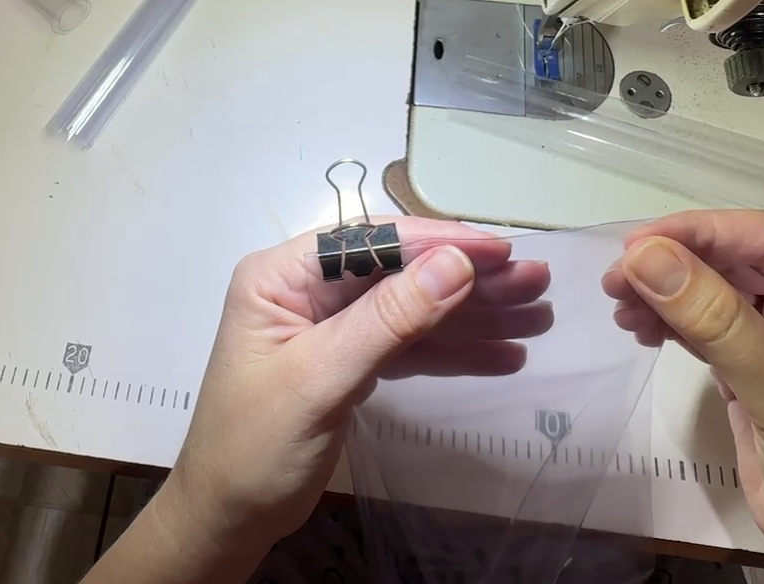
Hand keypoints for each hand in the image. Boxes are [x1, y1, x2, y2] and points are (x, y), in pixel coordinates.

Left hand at [90, 219, 551, 583]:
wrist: (226, 520)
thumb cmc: (255, 445)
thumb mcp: (321, 378)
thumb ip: (388, 319)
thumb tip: (455, 265)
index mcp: (282, 274)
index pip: (369, 243)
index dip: (435, 243)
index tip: (495, 250)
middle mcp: (308, 289)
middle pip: (398, 273)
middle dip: (466, 280)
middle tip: (535, 282)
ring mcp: (330, 324)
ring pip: (411, 309)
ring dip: (472, 315)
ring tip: (537, 316)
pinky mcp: (349, 360)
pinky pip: (408, 347)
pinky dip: (453, 352)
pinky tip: (502, 354)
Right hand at [605, 210, 763, 583]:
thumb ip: (719, 323)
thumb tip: (643, 255)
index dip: (701, 233)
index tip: (634, 245)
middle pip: (738, 263)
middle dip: (674, 266)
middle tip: (614, 280)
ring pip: (715, 292)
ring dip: (665, 294)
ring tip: (619, 307)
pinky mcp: (761, 371)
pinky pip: (708, 327)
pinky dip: (670, 323)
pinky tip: (641, 329)